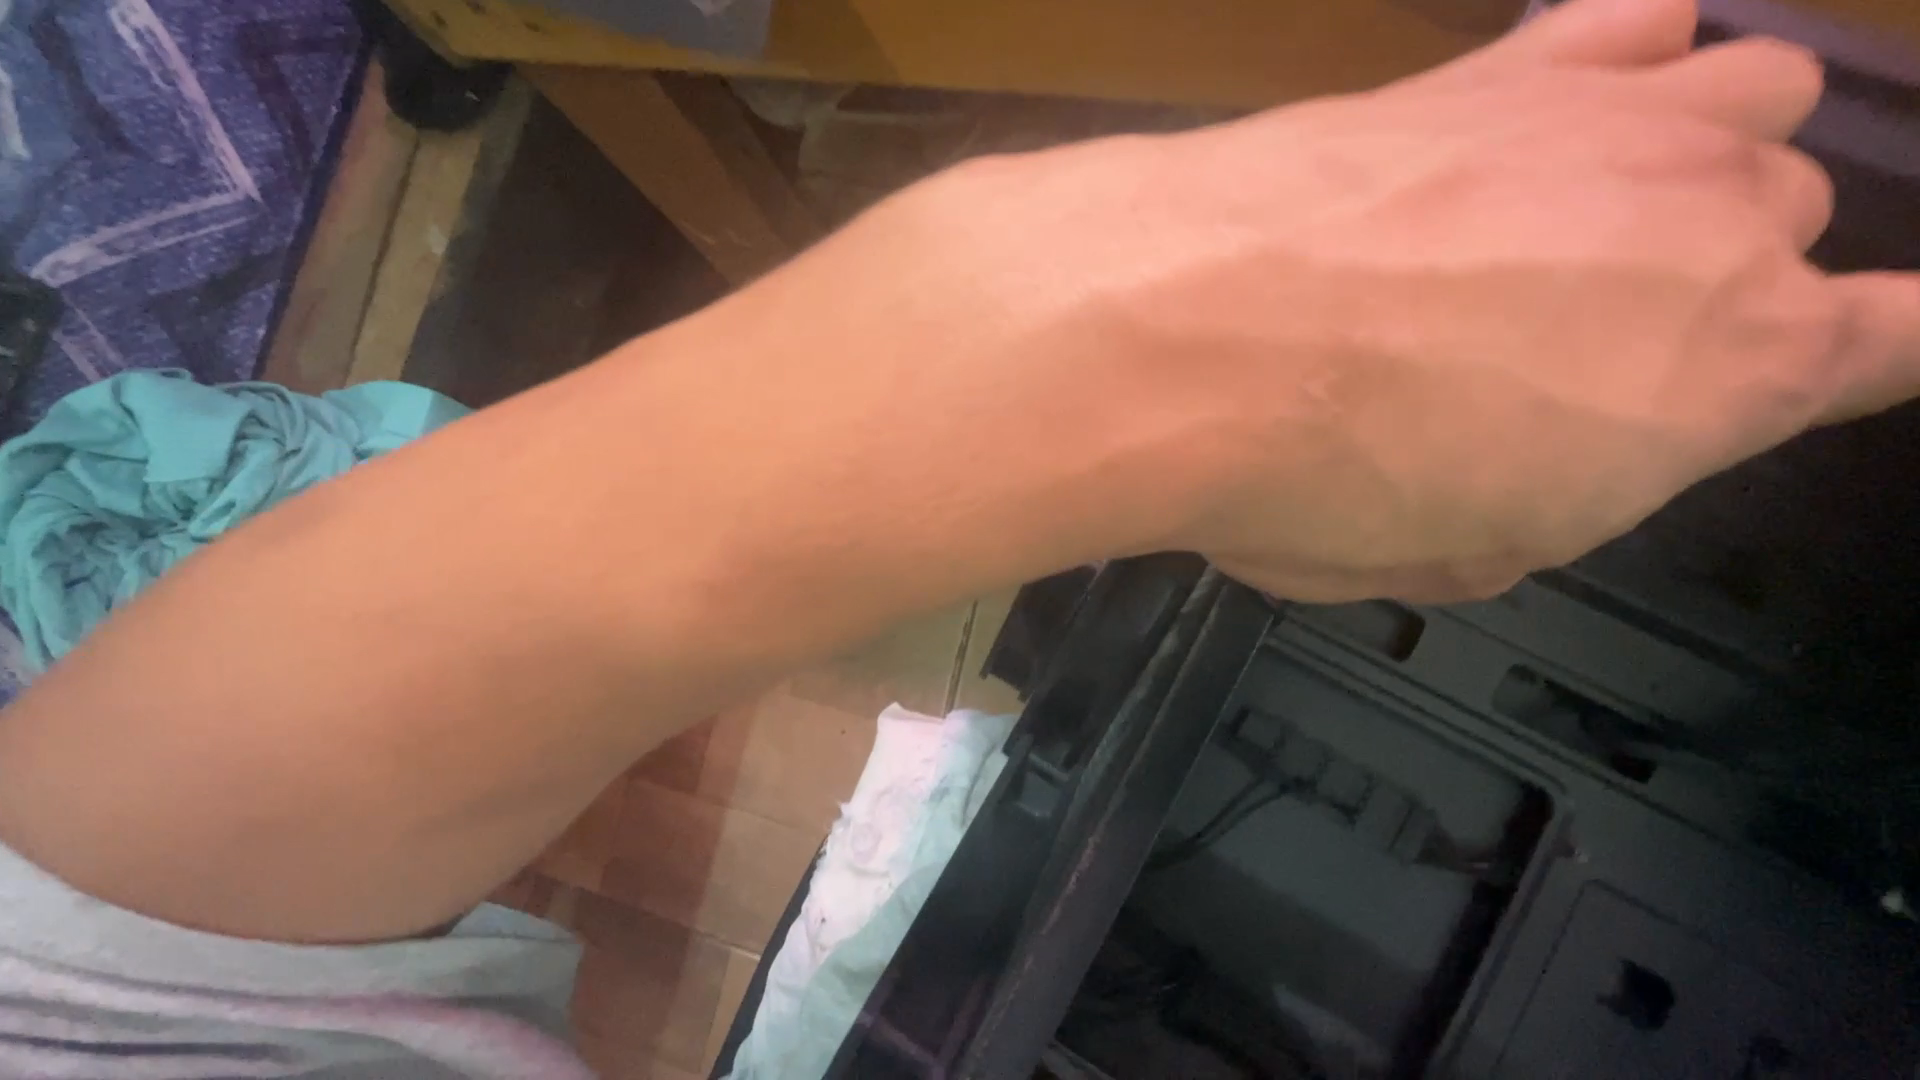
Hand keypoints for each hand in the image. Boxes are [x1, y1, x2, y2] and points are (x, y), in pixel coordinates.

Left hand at [792, 0, 1919, 601]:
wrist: (1184, 344)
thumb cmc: (1310, 483)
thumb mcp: (1434, 556)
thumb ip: (1527, 505)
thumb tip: (1530, 464)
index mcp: (1728, 373)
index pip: (1885, 345)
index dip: (1848, 356)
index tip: (1805, 364)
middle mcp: (1710, 221)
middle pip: (1776, 219)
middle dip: (1694, 273)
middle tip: (1563, 325)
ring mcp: (1604, 121)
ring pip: (1733, 102)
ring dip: (1672, 158)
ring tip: (1566, 210)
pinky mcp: (1488, 68)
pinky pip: (1614, 30)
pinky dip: (1603, 69)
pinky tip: (1547, 105)